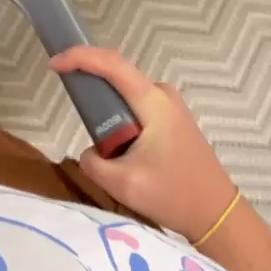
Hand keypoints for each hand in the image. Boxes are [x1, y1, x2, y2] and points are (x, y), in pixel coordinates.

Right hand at [51, 46, 238, 240]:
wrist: (217, 213)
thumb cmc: (174, 195)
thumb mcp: (124, 185)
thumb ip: (94, 163)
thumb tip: (90, 152)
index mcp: (152, 101)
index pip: (112, 64)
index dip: (80, 57)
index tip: (54, 64)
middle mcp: (162, 93)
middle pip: (118, 72)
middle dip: (90, 78)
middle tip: (67, 92)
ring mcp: (170, 104)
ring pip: (127, 90)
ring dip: (107, 102)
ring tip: (97, 134)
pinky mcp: (172, 117)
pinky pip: (137, 103)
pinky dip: (120, 113)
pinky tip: (116, 141)